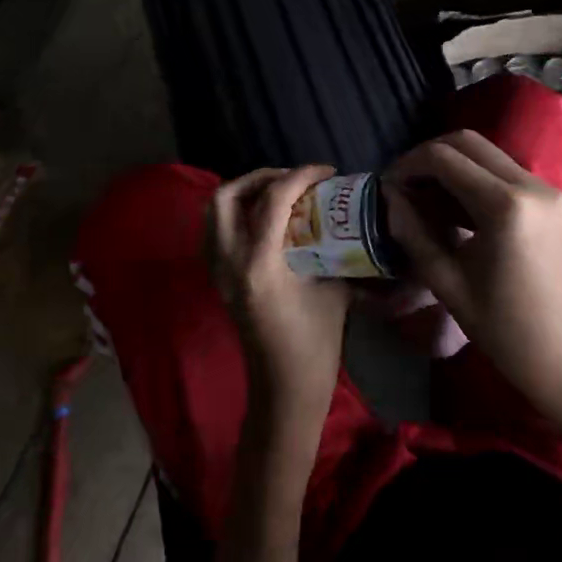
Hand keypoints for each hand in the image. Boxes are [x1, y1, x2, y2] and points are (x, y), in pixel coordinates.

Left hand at [206, 166, 350, 408]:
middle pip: (226, 195)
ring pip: (213, 210)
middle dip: (260, 177)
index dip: (300, 175)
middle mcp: (228, 262)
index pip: (271, 200)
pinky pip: (215, 230)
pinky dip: (235, 213)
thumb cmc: (315, 346)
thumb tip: (348, 219)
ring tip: (278, 192)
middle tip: (293, 178)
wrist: (284, 391)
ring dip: (243, 192)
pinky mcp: (217, 278)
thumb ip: (332, 248)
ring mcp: (217, 270)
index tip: (326, 171)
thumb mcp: (334, 291)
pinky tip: (264, 219)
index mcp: (259, 265)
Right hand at [384, 131, 561, 421]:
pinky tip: (452, 206)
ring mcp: (546, 189)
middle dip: (427, 156)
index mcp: (505, 205)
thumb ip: (412, 230)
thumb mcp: (445, 280)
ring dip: (450, 164)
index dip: (407, 165)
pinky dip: (472, 176)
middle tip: (403, 184)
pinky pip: (502, 170)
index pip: (443, 158)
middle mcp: (530, 185)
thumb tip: (388, 196)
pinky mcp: (552, 199)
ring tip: (423, 196)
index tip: (386, 186)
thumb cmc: (504, 328)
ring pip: (485, 151)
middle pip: (466, 141)